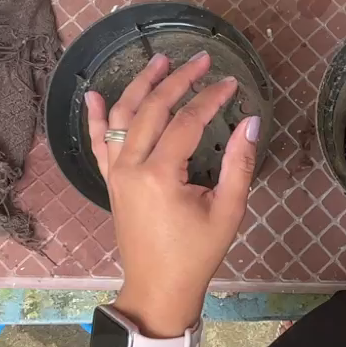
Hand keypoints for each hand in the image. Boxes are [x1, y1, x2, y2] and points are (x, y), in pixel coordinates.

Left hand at [84, 50, 259, 339]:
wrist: (158, 287)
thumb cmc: (196, 253)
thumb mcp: (227, 211)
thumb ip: (239, 164)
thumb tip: (251, 122)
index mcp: (160, 174)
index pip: (187, 121)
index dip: (210, 98)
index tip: (230, 83)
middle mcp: (131, 166)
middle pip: (152, 109)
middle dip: (177, 80)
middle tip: (201, 59)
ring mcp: (116, 173)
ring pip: (122, 117)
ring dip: (140, 86)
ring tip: (158, 61)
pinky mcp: (111, 181)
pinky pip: (98, 142)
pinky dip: (95, 116)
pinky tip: (93, 94)